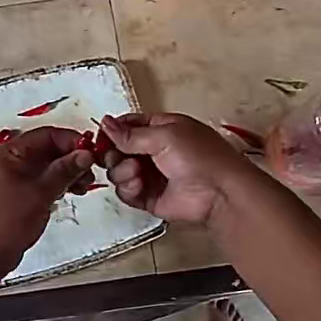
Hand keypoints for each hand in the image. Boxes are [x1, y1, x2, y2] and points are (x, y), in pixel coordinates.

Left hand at [0, 127, 94, 276]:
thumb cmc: (6, 222)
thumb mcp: (40, 193)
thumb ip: (64, 170)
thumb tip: (86, 154)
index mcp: (7, 153)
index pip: (45, 136)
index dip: (71, 141)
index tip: (92, 153)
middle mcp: (7, 162)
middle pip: (45, 150)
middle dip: (70, 159)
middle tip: (89, 174)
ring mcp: (9, 179)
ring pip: (44, 167)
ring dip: (65, 173)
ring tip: (83, 187)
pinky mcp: (14, 195)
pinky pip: (39, 182)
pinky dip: (55, 185)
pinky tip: (69, 193)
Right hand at [98, 113, 256, 225]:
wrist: (219, 193)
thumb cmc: (200, 156)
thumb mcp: (165, 135)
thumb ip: (131, 134)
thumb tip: (105, 122)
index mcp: (160, 128)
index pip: (127, 126)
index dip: (112, 131)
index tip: (100, 138)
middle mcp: (153, 151)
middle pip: (117, 150)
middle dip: (114, 154)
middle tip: (118, 158)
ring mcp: (150, 175)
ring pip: (118, 172)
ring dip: (121, 172)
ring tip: (136, 173)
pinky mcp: (148, 197)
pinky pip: (125, 192)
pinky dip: (128, 189)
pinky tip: (138, 186)